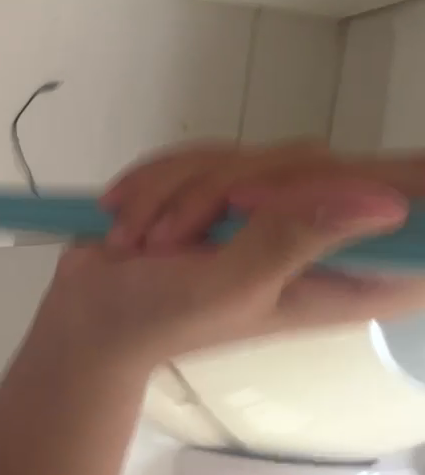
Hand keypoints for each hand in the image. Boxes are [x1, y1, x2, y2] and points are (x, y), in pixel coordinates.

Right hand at [35, 144, 424, 366]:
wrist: (83, 318)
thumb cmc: (156, 320)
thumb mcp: (227, 288)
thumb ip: (292, 241)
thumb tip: (382, 202)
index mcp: (360, 270)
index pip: (410, 199)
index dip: (340, 186)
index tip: (251, 205)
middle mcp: (331, 232)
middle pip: (314, 163)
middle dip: (217, 191)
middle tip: (171, 237)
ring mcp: (274, 208)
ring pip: (248, 154)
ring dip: (171, 193)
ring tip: (141, 242)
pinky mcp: (223, 190)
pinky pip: (203, 154)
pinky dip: (151, 183)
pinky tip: (127, 219)